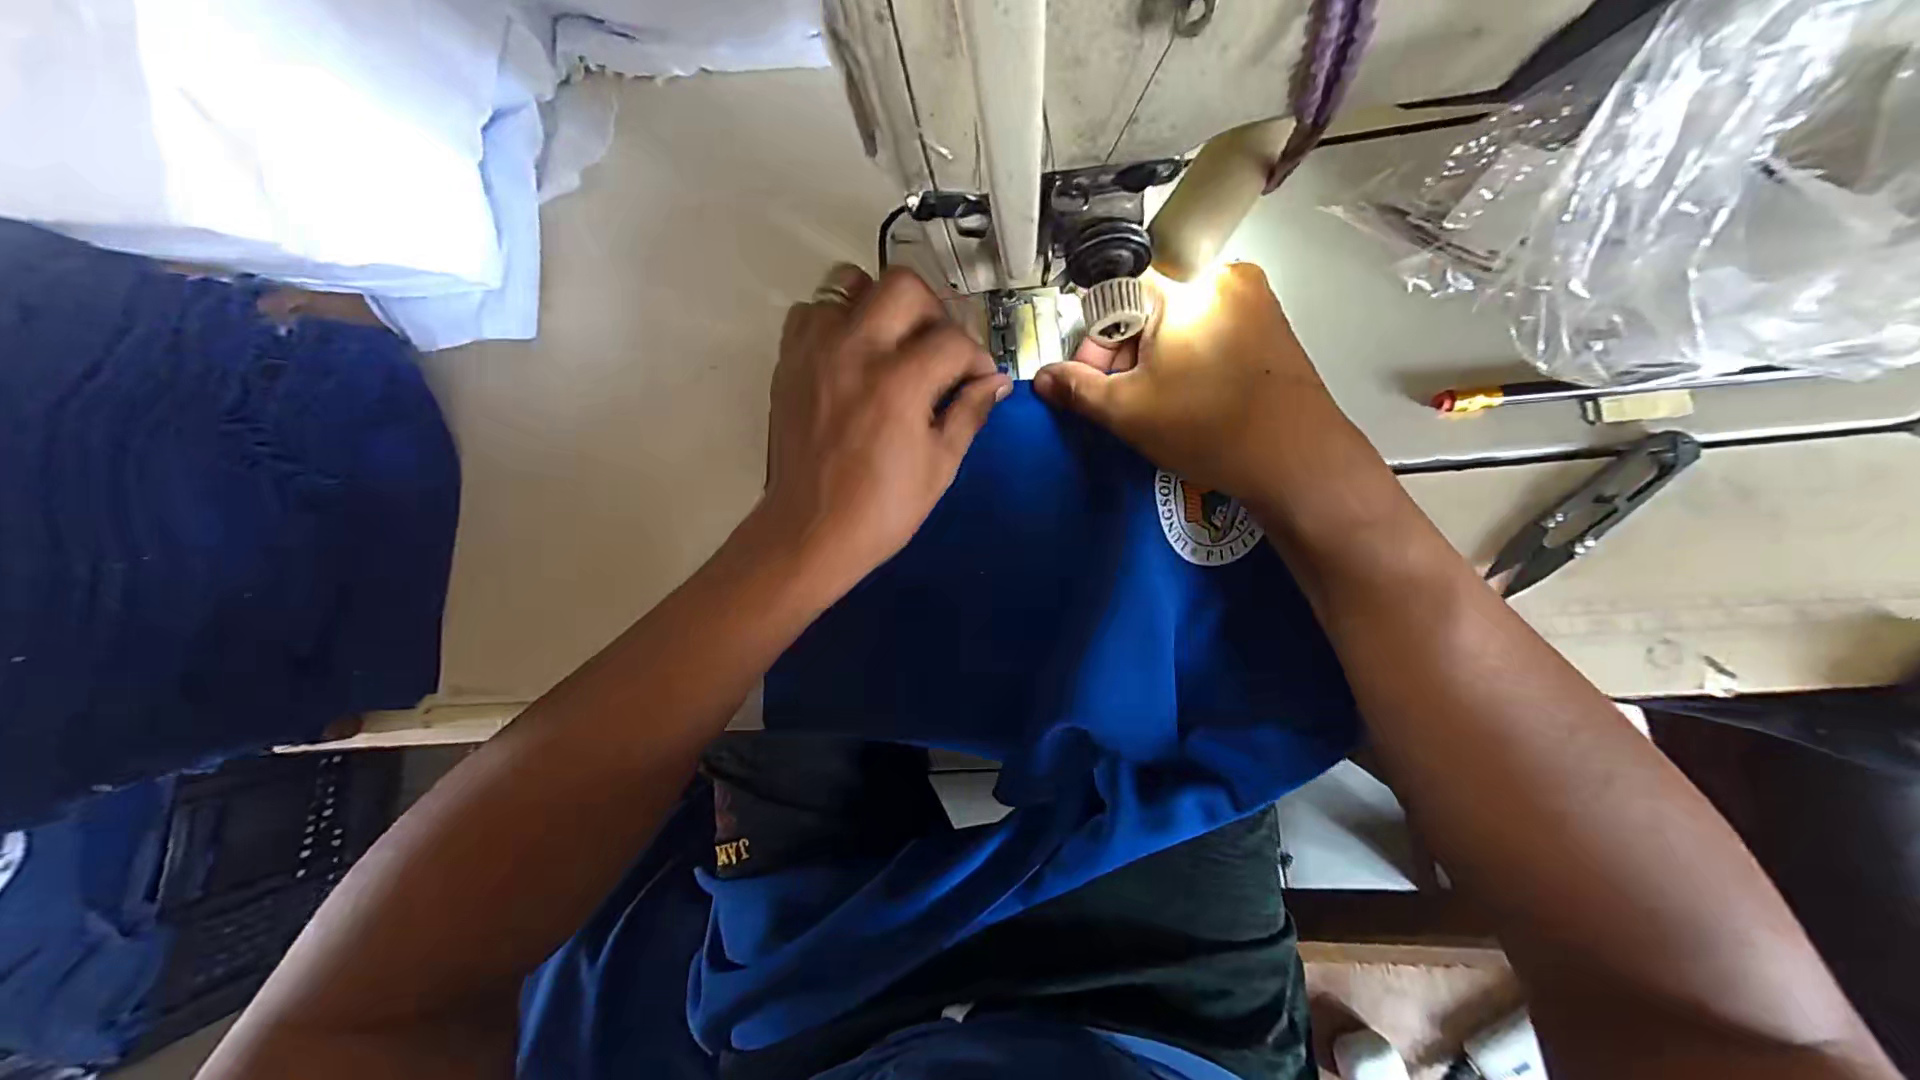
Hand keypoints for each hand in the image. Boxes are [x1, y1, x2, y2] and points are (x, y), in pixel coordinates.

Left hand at [756, 263, 1010, 585]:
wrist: (810, 532)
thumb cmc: (881, 509)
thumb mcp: (940, 466)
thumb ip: (969, 413)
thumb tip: (995, 383)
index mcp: (899, 381)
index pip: (953, 340)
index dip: (976, 358)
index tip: (979, 380)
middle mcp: (855, 350)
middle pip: (904, 286)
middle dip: (934, 312)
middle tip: (940, 349)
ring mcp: (815, 350)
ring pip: (851, 284)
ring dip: (881, 306)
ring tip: (894, 343)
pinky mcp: (788, 361)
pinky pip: (813, 312)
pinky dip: (837, 320)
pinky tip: (853, 353)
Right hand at [1032, 263, 1352, 505]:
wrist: (1297, 460)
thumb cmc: (1207, 427)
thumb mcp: (1127, 411)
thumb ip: (1078, 389)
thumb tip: (1043, 378)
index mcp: (1184, 282)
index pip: (1111, 294)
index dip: (1093, 342)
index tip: (1093, 382)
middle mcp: (1222, 276)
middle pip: (1145, 306)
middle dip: (1122, 354)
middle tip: (1119, 401)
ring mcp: (1253, 299)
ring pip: (1176, 321)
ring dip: (1151, 360)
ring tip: (1153, 406)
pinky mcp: (1269, 326)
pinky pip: (1208, 331)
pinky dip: (1185, 360)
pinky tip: (1185, 399)